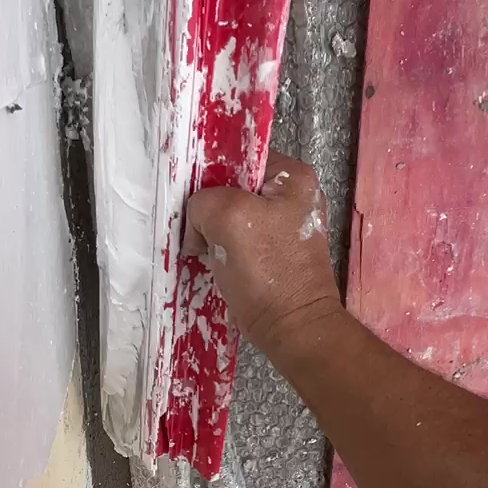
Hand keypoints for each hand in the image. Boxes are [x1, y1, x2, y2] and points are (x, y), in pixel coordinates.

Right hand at [183, 152, 343, 349]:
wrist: (291, 328)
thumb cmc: (268, 273)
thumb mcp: (228, 219)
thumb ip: (203, 202)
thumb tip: (198, 223)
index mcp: (293, 177)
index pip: (240, 159)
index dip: (212, 177)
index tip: (194, 202)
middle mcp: (292, 199)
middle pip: (233, 191)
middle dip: (209, 211)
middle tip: (198, 231)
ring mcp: (282, 231)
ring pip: (231, 221)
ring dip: (212, 236)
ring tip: (205, 252)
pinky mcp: (271, 259)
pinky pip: (235, 245)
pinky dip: (220, 254)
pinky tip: (214, 265)